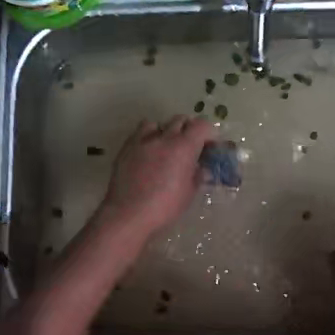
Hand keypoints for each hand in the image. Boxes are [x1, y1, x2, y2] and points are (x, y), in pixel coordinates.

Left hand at [94, 116, 216, 240]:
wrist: (129, 214)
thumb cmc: (165, 207)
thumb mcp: (189, 193)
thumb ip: (197, 176)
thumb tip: (202, 168)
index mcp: (184, 147)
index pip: (202, 125)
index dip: (207, 133)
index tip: (208, 146)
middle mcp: (164, 137)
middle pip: (180, 120)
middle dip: (188, 129)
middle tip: (189, 146)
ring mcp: (142, 140)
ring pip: (157, 123)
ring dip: (164, 131)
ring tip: (165, 147)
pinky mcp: (126, 148)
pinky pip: (138, 133)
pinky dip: (146, 138)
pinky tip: (147, 154)